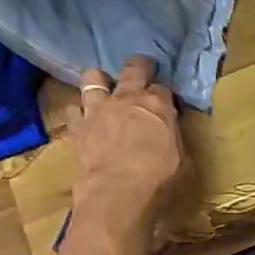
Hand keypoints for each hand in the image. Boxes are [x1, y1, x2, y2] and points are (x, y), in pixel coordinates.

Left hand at [70, 56, 183, 220]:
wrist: (120, 189)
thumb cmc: (161, 177)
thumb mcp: (181, 157)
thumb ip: (172, 136)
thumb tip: (168, 130)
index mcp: (158, 106)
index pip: (163, 88)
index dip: (166, 93)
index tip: (169, 99)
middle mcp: (126, 99)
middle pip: (132, 70)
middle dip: (140, 65)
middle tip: (144, 65)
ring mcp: (97, 108)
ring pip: (93, 77)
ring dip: (100, 80)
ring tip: (104, 86)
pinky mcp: (77, 123)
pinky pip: (74, 107)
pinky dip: (80, 109)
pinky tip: (85, 117)